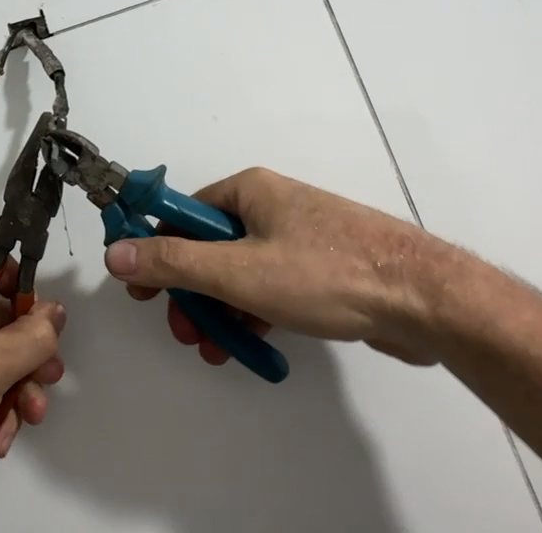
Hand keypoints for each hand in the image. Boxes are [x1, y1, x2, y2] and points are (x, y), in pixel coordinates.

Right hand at [102, 167, 448, 365]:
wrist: (427, 301)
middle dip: (190, 292)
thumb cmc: (325, 275)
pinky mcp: (325, 270)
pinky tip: (251, 346)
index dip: (153, 250)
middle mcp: (271, 207)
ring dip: (220, 310)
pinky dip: (255, 313)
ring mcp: (300, 238)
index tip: (140, 290)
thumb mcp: (237, 271)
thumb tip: (113, 252)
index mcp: (247, 191)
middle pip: (208, 247)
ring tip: (215, 349)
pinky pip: (272, 287)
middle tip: (183, 331)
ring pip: (240, 272)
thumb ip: (172, 263)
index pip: (180, 215)